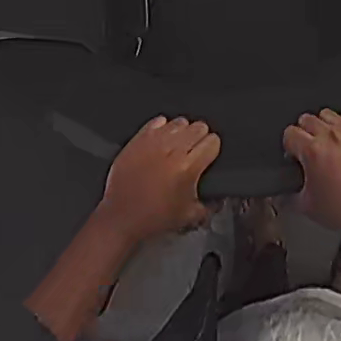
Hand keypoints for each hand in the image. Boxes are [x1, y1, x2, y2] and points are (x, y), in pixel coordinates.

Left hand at [94, 116, 219, 245]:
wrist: (120, 218)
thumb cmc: (152, 218)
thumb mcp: (188, 216)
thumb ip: (210, 206)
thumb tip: (221, 200)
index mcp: (188, 167)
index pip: (213, 141)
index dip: (212, 148)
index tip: (208, 155)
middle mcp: (173, 150)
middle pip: (199, 127)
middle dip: (200, 137)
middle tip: (193, 150)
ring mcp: (154, 143)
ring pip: (180, 121)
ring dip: (182, 132)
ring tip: (177, 145)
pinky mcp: (138, 140)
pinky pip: (157, 121)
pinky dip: (162, 128)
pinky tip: (160, 140)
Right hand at [282, 109, 340, 232]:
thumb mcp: (306, 205)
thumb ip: (287, 195)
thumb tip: (279, 193)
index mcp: (312, 151)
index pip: (290, 133)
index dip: (288, 145)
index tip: (293, 154)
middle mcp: (330, 136)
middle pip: (306, 119)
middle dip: (303, 133)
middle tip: (307, 148)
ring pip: (327, 114)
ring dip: (322, 125)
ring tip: (325, 141)